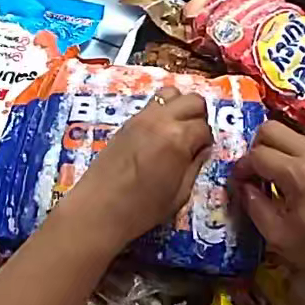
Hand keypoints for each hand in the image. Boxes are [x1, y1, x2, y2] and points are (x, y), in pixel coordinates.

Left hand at [59, 92, 214, 251]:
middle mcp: (162, 120)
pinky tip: (159, 134)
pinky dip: (162, 111)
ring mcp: (142, 117)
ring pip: (171, 94)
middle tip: (194, 138)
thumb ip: (195, 166)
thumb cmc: (142, 209)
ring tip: (177, 130)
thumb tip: (203, 150)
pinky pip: (152, 104)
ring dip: (180, 107)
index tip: (201, 153)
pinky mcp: (128, 121)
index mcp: (178, 138)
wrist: (98, 210)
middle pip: (193, 100)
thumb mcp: (179, 194)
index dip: (206, 141)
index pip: (204, 127)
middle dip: (198, 117)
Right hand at [230, 120, 304, 293]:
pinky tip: (296, 182)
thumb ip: (254, 206)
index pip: (258, 155)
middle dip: (256, 147)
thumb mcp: (278, 236)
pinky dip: (294, 156)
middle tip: (255, 172)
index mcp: (300, 175)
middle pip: (272, 128)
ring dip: (276, 150)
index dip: (242, 167)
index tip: (238, 181)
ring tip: (275, 178)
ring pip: (290, 134)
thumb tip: (242, 185)